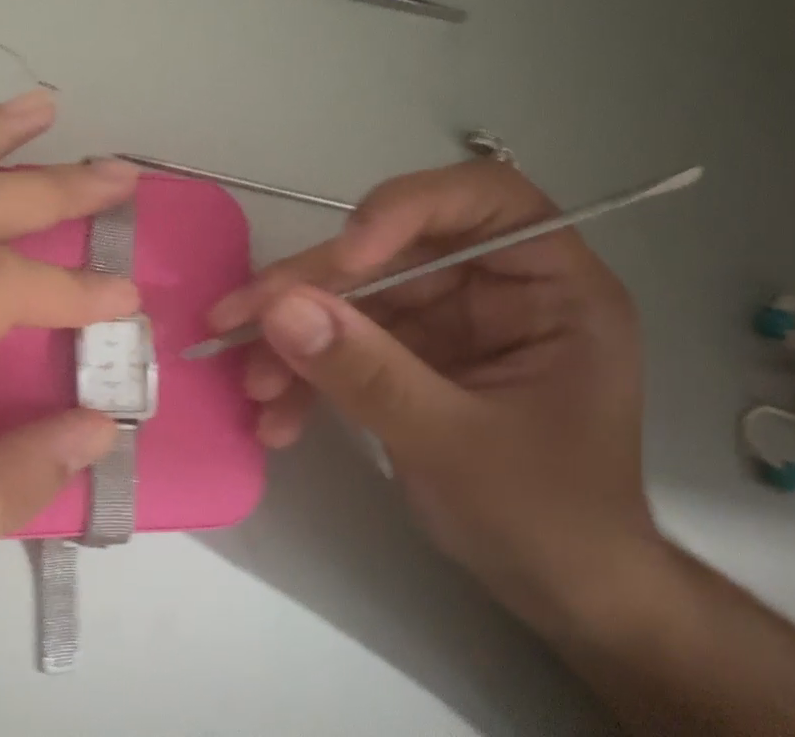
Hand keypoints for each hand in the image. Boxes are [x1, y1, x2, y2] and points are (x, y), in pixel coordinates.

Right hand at [209, 160, 659, 631]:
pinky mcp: (407, 357)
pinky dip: (303, 375)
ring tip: (252, 387)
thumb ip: (369, 374)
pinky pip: (341, 344)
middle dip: (312, 289)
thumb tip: (279, 310)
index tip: (345, 256)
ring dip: (292, 338)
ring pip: (352, 298)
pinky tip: (276, 417)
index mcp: (550, 289)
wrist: (556, 594)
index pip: (485, 200)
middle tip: (238, 322)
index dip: (411, 207)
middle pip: (390, 251)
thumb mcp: (456, 445)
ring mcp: (446, 323)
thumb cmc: (547, 518)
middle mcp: (493, 291)